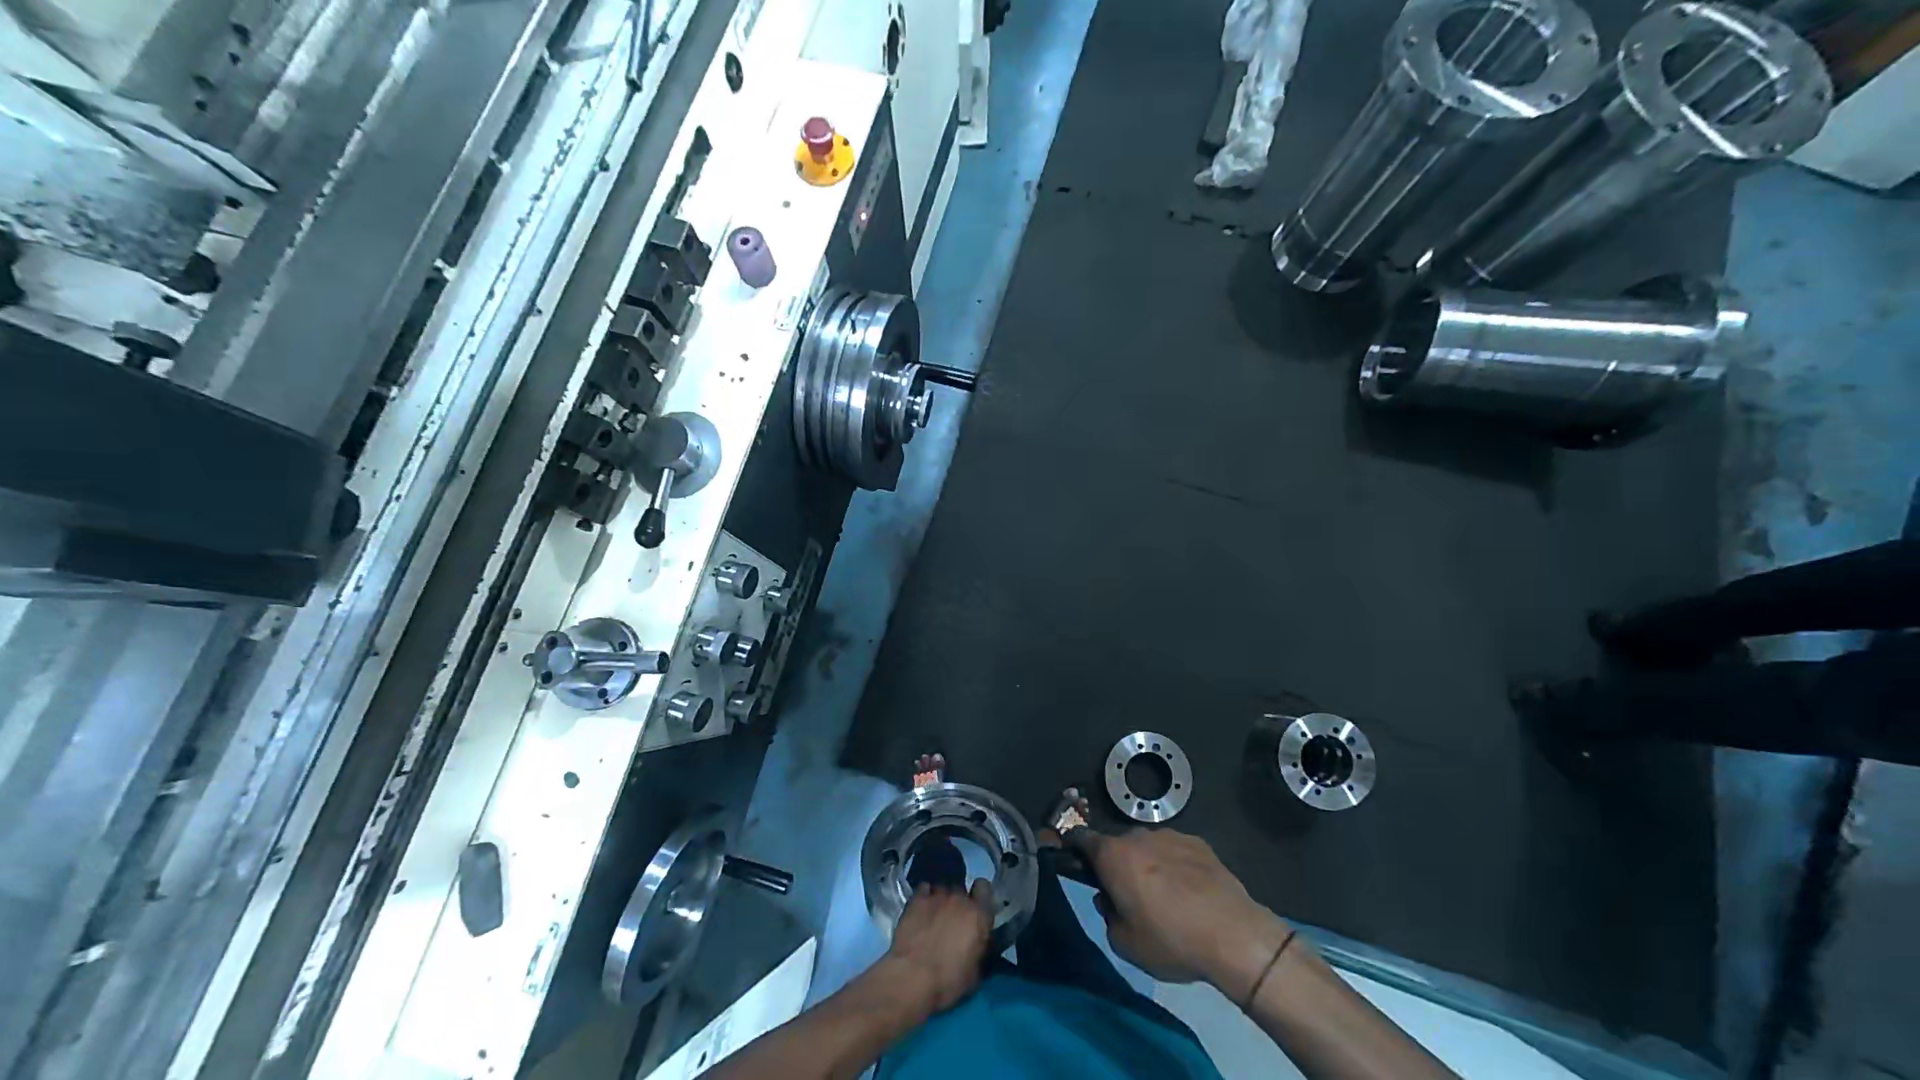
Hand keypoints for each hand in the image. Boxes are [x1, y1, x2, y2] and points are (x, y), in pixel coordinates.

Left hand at [883, 880, 995, 1014]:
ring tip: (933, 917)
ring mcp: (937, 896)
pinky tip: (920, 911)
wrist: (913, 977)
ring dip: (940, 900)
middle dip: (958, 902)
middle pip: (961, 889)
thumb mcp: (975, 972)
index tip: (975, 908)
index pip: (984, 887)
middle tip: (952, 920)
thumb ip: (979, 948)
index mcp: (979, 915)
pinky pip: (924, 889)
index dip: (979, 896)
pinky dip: (924, 897)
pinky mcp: (916, 899)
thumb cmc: (949, 981)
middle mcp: (960, 899)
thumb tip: (977, 942)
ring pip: (942, 888)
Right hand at [1069, 828, 1290, 1003]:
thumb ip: (1108, 916)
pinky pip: (1176, 852)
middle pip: (1118, 846)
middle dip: (1118, 865)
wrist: (1234, 935)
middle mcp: (1138, 836)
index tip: (1073, 860)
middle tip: (1128, 897)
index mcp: (1112, 855)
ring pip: (1148, 848)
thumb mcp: (1124, 943)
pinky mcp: (1200, 843)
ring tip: (1166, 898)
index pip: (1080, 837)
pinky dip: (1176, 866)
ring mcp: (1171, 836)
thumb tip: (1111, 901)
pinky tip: (1191, 893)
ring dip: (1148, 865)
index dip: (1072, 847)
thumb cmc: (1170, 939)